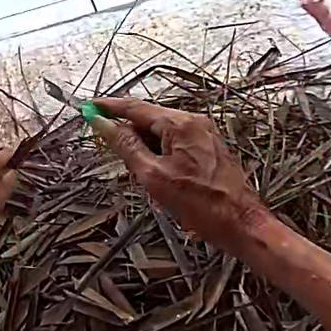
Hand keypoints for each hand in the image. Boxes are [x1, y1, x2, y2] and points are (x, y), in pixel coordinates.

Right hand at [89, 98, 272, 255]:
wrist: (241, 224)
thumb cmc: (201, 204)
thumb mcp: (152, 175)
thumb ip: (125, 146)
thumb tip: (102, 124)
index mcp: (180, 124)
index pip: (135, 108)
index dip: (109, 107)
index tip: (89, 106)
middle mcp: (194, 122)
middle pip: (148, 119)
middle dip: (128, 134)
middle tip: (109, 150)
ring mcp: (203, 133)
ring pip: (161, 133)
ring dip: (144, 149)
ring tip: (141, 176)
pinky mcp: (207, 147)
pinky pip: (174, 142)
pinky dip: (159, 154)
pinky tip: (157, 177)